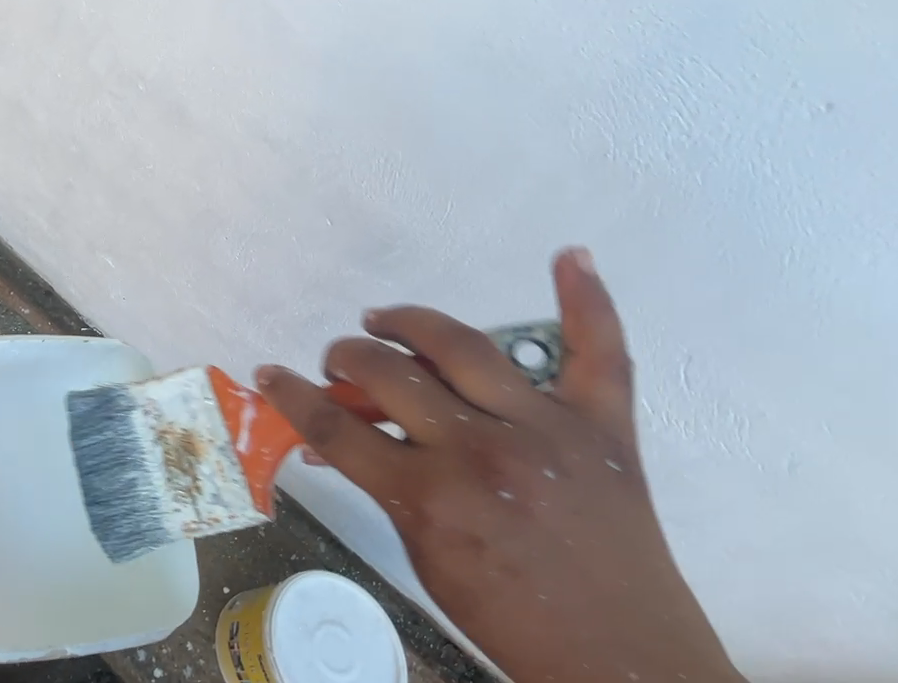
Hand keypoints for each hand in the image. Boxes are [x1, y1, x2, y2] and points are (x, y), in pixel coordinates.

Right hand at [255, 248, 744, 682]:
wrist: (628, 662)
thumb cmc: (508, 618)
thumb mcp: (421, 552)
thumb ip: (381, 483)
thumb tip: (335, 436)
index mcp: (430, 496)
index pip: (334, 428)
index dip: (291, 395)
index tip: (269, 373)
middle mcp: (482, 450)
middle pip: (388, 373)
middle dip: (346, 358)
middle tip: (340, 361)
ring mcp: (547, 430)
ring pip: (462, 345)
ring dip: (409, 323)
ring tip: (385, 320)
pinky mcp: (604, 429)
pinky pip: (599, 354)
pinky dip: (588, 302)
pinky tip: (570, 256)